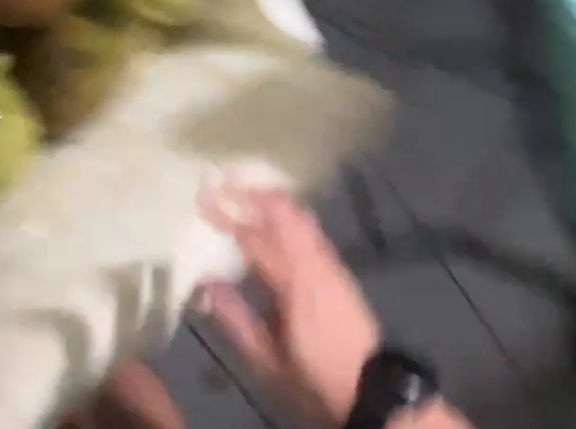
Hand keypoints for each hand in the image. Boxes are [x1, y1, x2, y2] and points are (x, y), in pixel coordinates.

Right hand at [195, 179, 380, 427]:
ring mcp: (329, 260)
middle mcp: (313, 260)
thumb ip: (235, 318)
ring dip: (268, 201)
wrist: (371, 388)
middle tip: (219, 188)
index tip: (203, 196)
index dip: (228, 213)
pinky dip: (284, 215)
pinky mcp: (336, 268)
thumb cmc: (315, 374)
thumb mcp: (268, 358)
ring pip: (297, 215)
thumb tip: (205, 284)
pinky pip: (306, 228)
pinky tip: (270, 221)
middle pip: (278, 215)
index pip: (254, 235)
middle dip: (247, 197)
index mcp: (294, 279)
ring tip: (242, 194)